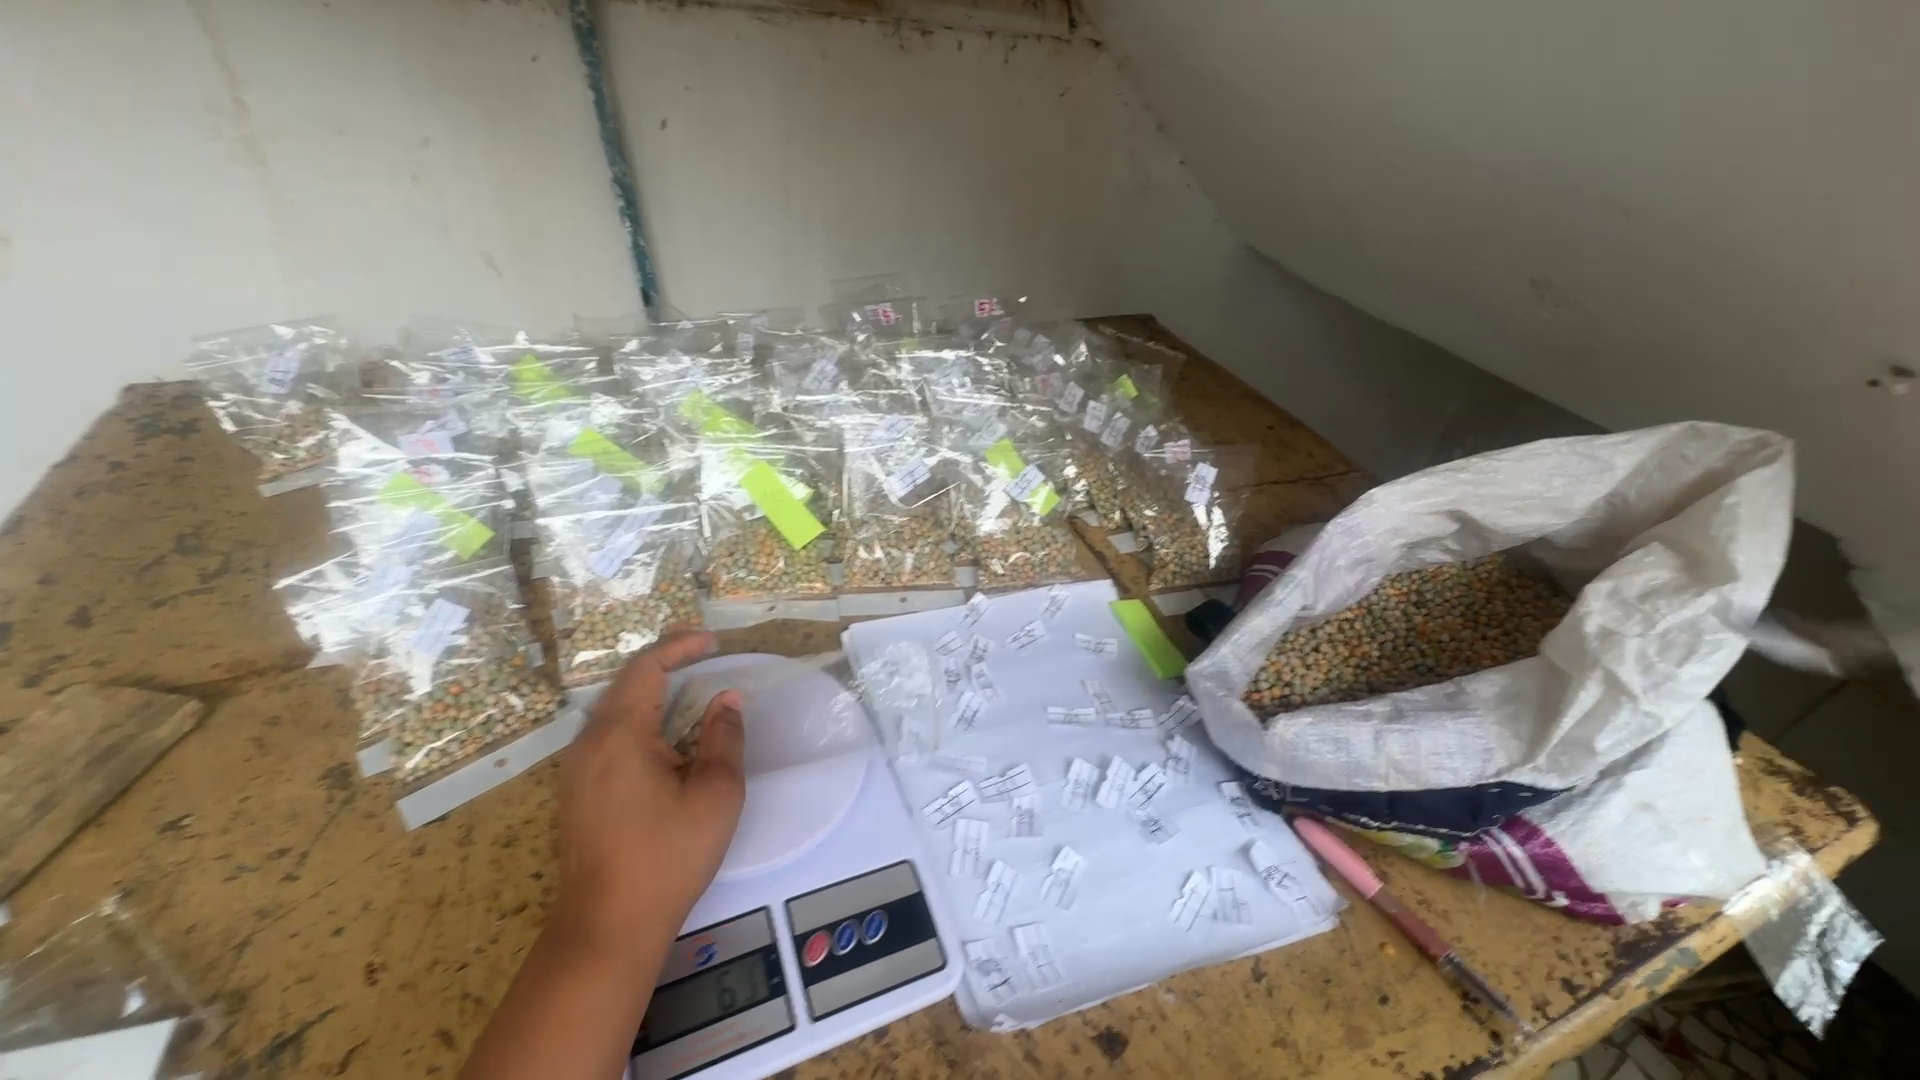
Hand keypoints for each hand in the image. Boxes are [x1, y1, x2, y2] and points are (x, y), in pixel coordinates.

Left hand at [553, 631, 745, 952]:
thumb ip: (724, 738)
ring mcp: (577, 769)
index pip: (647, 667)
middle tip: (705, 661)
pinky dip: (639, 722)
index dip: (680, 646)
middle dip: (666, 666)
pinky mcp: (577, 792)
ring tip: (690, 694)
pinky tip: (664, 741)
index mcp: (620, 734)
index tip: (714, 642)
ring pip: (614, 711)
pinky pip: (608, 737)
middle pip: (626, 684)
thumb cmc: (667, 856)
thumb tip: (726, 699)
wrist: (608, 924)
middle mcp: (589, 742)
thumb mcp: (715, 794)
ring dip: (652, 695)